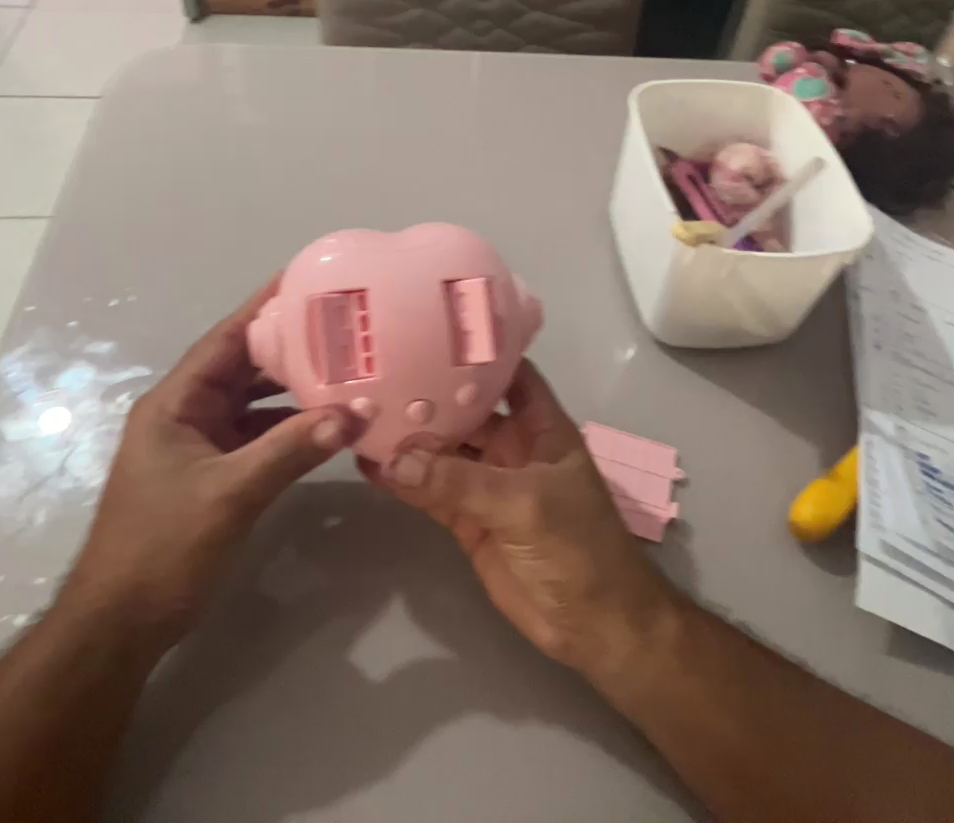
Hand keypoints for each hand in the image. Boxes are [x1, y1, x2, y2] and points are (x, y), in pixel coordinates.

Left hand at [60, 279, 355, 650]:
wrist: (124, 620)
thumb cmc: (162, 546)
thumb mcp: (230, 493)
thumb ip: (292, 450)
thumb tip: (355, 412)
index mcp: (176, 403)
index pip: (225, 339)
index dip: (264, 307)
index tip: (308, 280)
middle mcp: (188, 413)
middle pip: (244, 365)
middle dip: (292, 346)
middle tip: (346, 325)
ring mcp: (202, 443)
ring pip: (256, 401)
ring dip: (296, 388)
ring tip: (348, 367)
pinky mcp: (216, 471)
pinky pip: (261, 434)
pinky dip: (293, 427)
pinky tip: (329, 424)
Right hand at [360, 361, 680, 677]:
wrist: (593, 624)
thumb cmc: (579, 547)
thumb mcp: (525, 505)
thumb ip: (460, 482)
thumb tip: (395, 457)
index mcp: (541, 427)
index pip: (508, 373)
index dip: (476, 351)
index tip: (428, 329)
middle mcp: (512, 447)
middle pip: (465, 411)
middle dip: (426, 396)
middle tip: (373, 377)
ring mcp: (488, 485)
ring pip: (442, 452)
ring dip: (408, 440)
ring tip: (360, 418)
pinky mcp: (469, 521)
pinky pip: (431, 493)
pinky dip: (404, 482)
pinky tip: (371, 468)